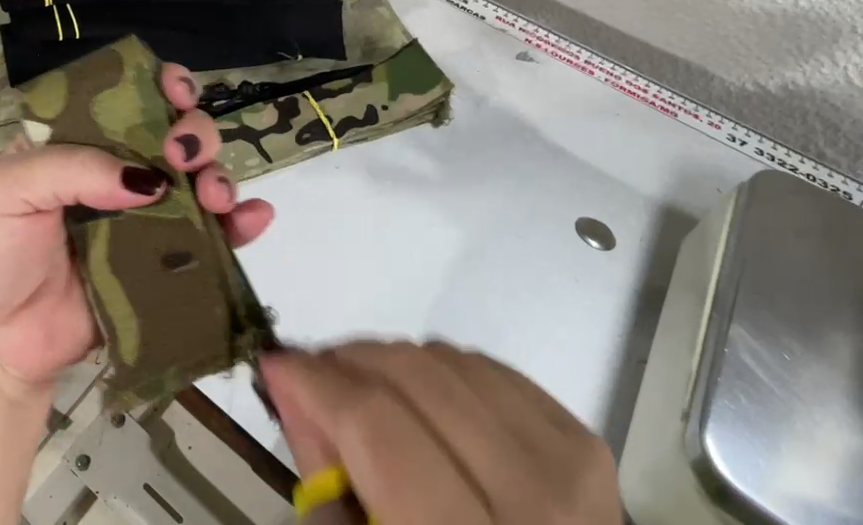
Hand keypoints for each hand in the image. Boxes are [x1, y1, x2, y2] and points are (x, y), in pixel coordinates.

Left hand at [0, 62, 275, 393]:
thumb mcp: (10, 190)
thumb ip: (76, 169)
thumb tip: (152, 180)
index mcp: (76, 143)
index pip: (126, 100)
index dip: (158, 86)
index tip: (175, 90)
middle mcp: (115, 174)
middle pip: (172, 135)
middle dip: (193, 132)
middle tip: (183, 152)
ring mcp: (143, 220)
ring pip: (197, 182)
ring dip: (218, 176)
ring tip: (213, 194)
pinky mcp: (162, 267)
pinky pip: (210, 241)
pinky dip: (240, 226)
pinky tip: (254, 218)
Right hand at [262, 343, 620, 524]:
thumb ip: (325, 475)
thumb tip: (290, 381)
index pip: (377, 425)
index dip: (315, 380)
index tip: (276, 361)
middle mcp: (530, 502)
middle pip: (414, 379)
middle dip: (348, 360)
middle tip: (314, 373)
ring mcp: (569, 468)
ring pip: (449, 360)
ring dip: (392, 361)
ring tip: (366, 389)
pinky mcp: (586, 444)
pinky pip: (490, 367)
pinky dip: (442, 370)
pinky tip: (423, 399)